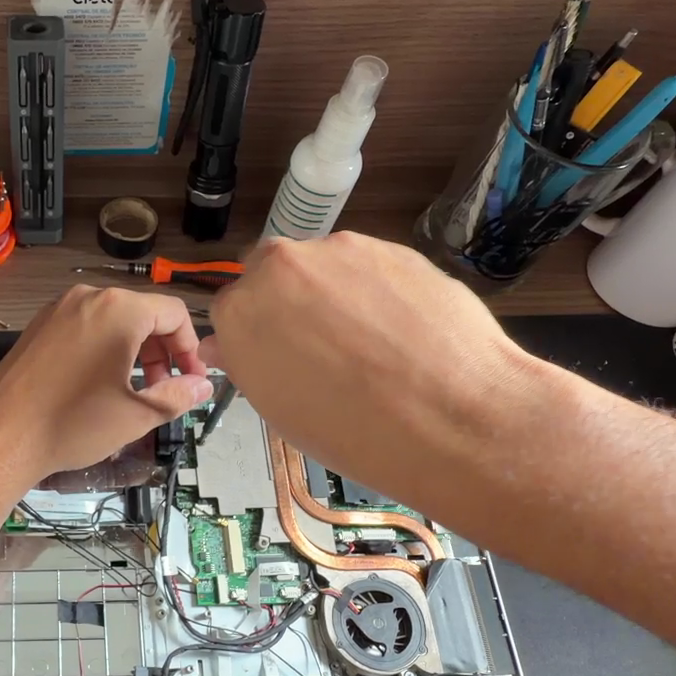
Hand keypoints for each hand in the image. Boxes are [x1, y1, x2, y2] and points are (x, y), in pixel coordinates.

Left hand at [0, 285, 212, 490]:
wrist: (2, 437)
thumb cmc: (74, 424)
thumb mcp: (136, 414)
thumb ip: (178, 395)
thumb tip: (203, 385)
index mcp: (118, 309)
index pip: (174, 313)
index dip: (191, 347)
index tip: (193, 380)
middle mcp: (87, 297)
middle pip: (143, 314)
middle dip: (163, 351)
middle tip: (166, 391)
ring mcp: (58, 310)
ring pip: (112, 322)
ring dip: (134, 352)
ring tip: (135, 392)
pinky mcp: (38, 327)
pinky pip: (85, 329)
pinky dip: (104, 350)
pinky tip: (100, 386)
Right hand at [201, 232, 541, 498]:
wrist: (448, 415)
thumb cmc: (351, 428)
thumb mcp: (278, 407)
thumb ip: (247, 361)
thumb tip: (227, 344)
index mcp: (240, 310)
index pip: (231, 310)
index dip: (253, 334)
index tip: (273, 356)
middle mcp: (282, 267)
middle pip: (272, 274)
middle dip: (287, 302)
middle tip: (317, 346)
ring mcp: (341, 251)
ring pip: (324, 267)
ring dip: (333, 294)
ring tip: (368, 342)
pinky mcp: (393, 247)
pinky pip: (370, 266)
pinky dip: (376, 291)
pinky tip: (400, 330)